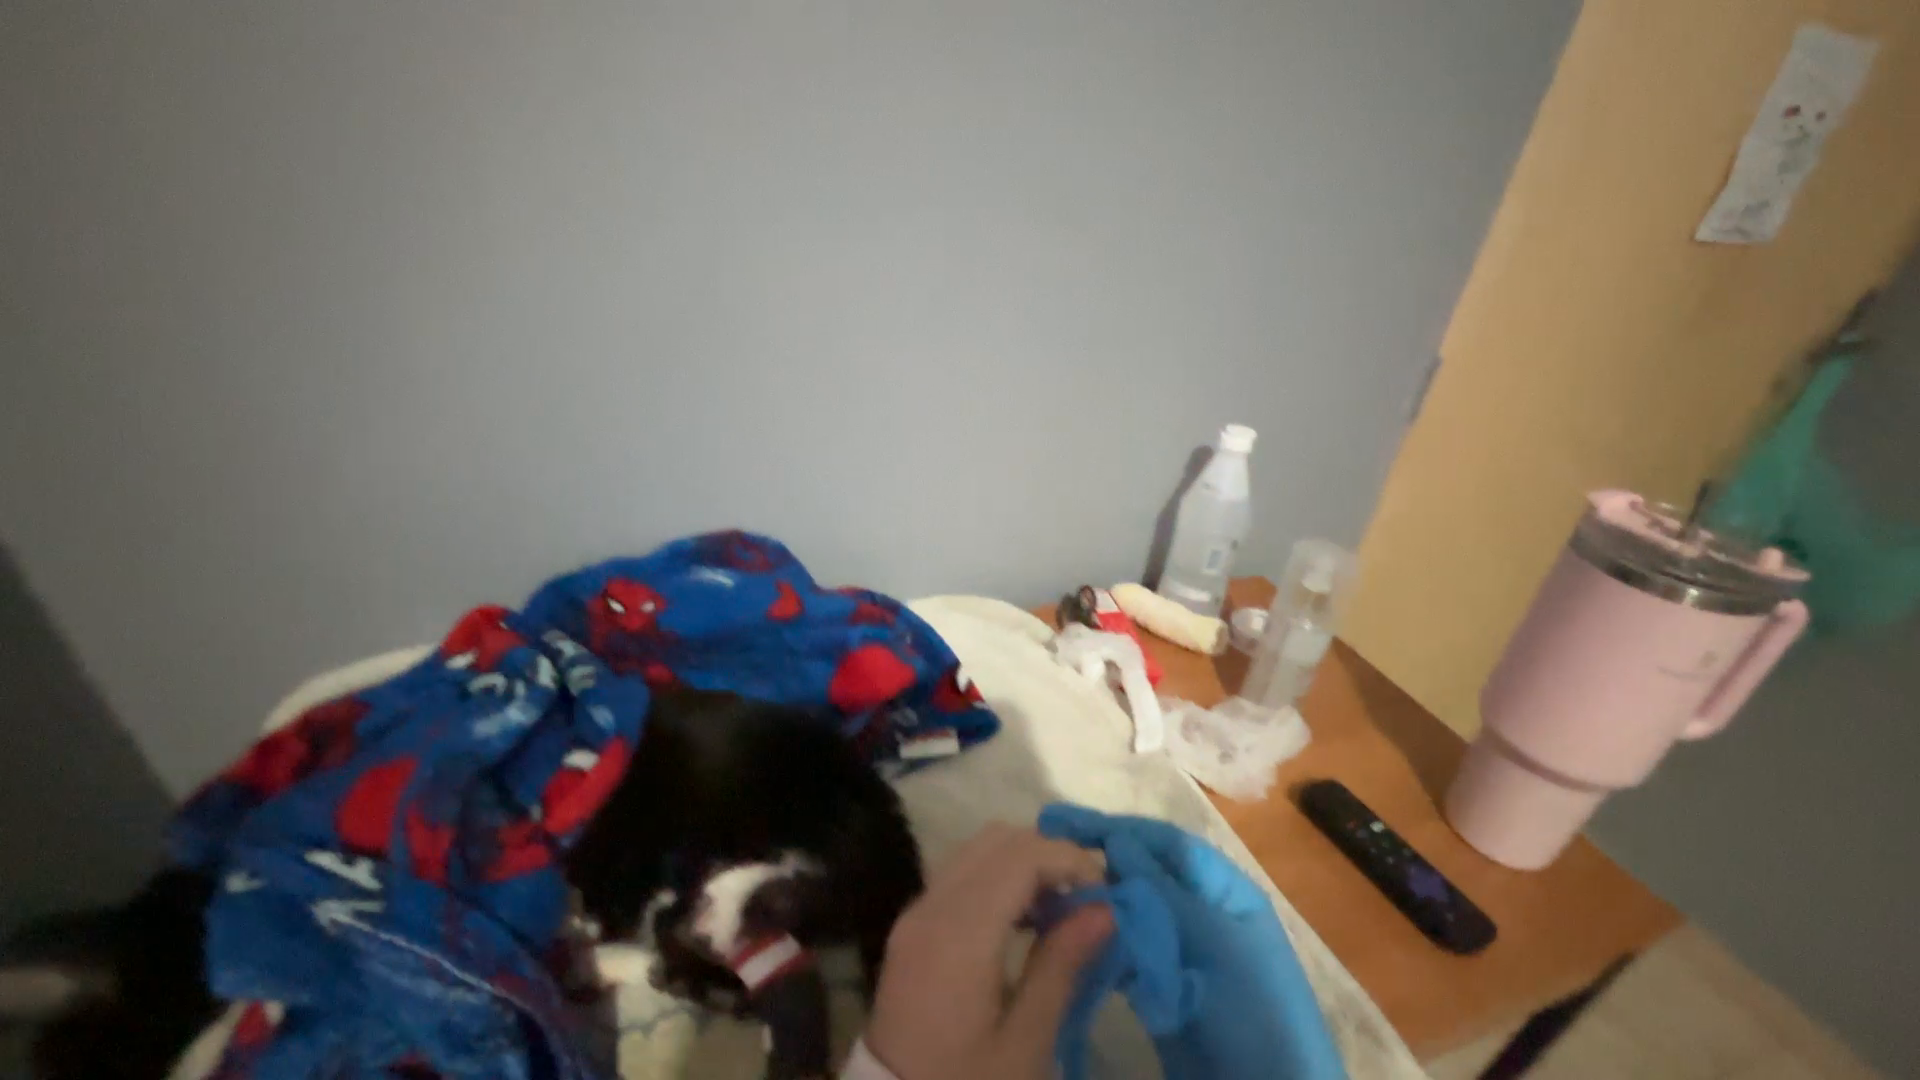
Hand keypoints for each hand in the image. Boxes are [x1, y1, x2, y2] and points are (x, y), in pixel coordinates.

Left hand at [863, 822, 1115, 1079]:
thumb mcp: (1025, 1043)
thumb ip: (1062, 966)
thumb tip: (1105, 908)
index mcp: (958, 934)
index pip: (1020, 856)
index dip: (1069, 859)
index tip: (1108, 892)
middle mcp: (931, 906)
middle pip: (997, 840)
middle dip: (1049, 854)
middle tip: (1088, 897)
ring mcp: (916, 912)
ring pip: (977, 850)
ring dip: (1024, 862)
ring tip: (1062, 908)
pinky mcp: (912, 926)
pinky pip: (961, 873)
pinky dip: (999, 876)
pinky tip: (1025, 919)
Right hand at [1039, 804, 1346, 1079]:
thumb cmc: (1252, 1010)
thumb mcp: (1212, 942)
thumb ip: (1162, 890)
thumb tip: (1115, 839)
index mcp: (1223, 889)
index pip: (1160, 841)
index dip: (1111, 827)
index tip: (1055, 821)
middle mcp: (1202, 910)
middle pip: (1141, 873)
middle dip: (1094, 863)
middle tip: (1041, 861)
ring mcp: (1182, 949)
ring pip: (1128, 910)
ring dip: (1091, 903)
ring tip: (1043, 900)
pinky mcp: (1164, 985)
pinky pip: (1125, 950)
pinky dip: (1097, 942)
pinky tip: (1065, 941)